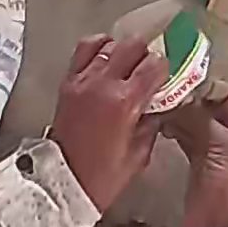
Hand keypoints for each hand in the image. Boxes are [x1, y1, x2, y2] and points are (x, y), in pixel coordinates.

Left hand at [51, 36, 169, 210]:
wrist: (61, 182)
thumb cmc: (103, 175)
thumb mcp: (140, 153)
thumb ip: (152, 123)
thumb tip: (160, 104)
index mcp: (125, 102)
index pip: (154, 65)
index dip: (164, 67)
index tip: (166, 76)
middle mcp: (104, 83)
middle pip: (132, 46)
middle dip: (146, 54)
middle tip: (149, 69)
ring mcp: (83, 80)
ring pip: (109, 44)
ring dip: (123, 51)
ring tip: (128, 64)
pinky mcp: (68, 82)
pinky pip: (84, 50)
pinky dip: (98, 47)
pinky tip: (106, 56)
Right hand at [165, 88, 227, 226]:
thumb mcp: (220, 147)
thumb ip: (198, 117)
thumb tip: (176, 93)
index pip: (225, 92)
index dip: (199, 86)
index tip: (172, 80)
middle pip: (209, 104)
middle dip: (185, 98)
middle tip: (158, 91)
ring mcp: (220, 145)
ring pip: (196, 119)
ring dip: (177, 112)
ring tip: (154, 105)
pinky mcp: (203, 159)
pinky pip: (188, 134)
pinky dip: (174, 127)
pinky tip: (158, 121)